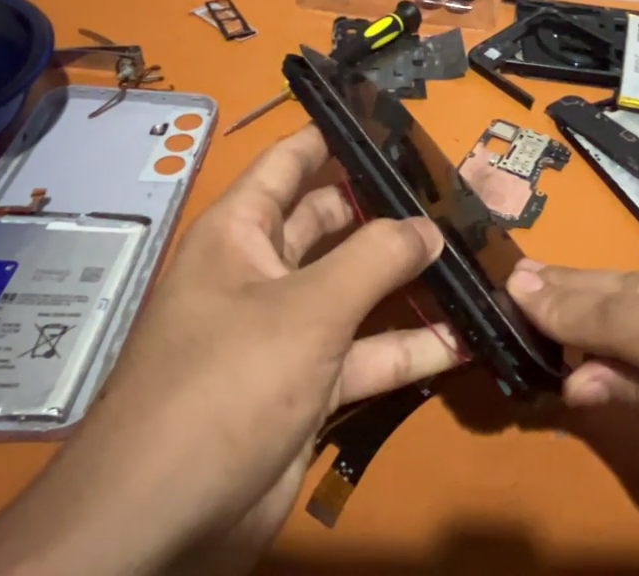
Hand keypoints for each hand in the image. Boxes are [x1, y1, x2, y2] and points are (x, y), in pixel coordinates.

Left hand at [0, 126, 462, 574]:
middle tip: (458, 192)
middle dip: (390, 209)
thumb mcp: (306, 309)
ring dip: (412, 280)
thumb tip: (432, 226)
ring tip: (476, 257)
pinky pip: (367, 354)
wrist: (161, 522)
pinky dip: (411, 347)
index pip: (291, 162)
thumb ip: (376, 258)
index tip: (394, 116)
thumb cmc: (224, 385)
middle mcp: (263, 274)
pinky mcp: (309, 388)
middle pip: (335, 223)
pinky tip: (467, 337)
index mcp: (241, 234)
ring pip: (359, 291)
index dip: (336, 134)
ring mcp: (287, 334)